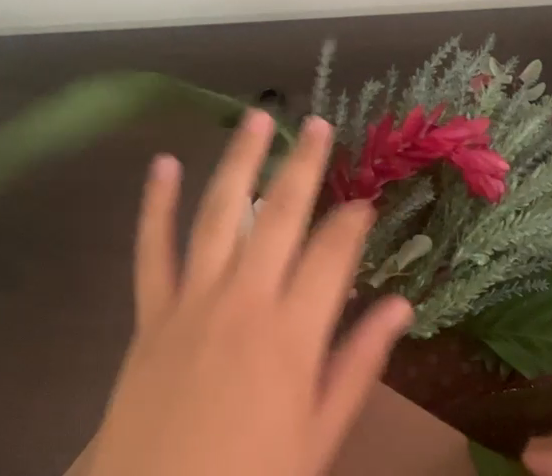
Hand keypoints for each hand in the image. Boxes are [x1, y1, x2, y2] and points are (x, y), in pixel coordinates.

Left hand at [77, 111, 413, 475]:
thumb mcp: (319, 434)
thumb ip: (358, 364)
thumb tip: (400, 304)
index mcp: (292, 333)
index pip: (333, 253)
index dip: (353, 221)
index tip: (367, 199)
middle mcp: (244, 300)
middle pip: (280, 215)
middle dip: (303, 166)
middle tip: (319, 125)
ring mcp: (192, 301)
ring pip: (219, 214)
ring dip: (239, 161)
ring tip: (256, 118)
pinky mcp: (150, 313)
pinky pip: (151, 249)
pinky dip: (156, 205)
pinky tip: (162, 165)